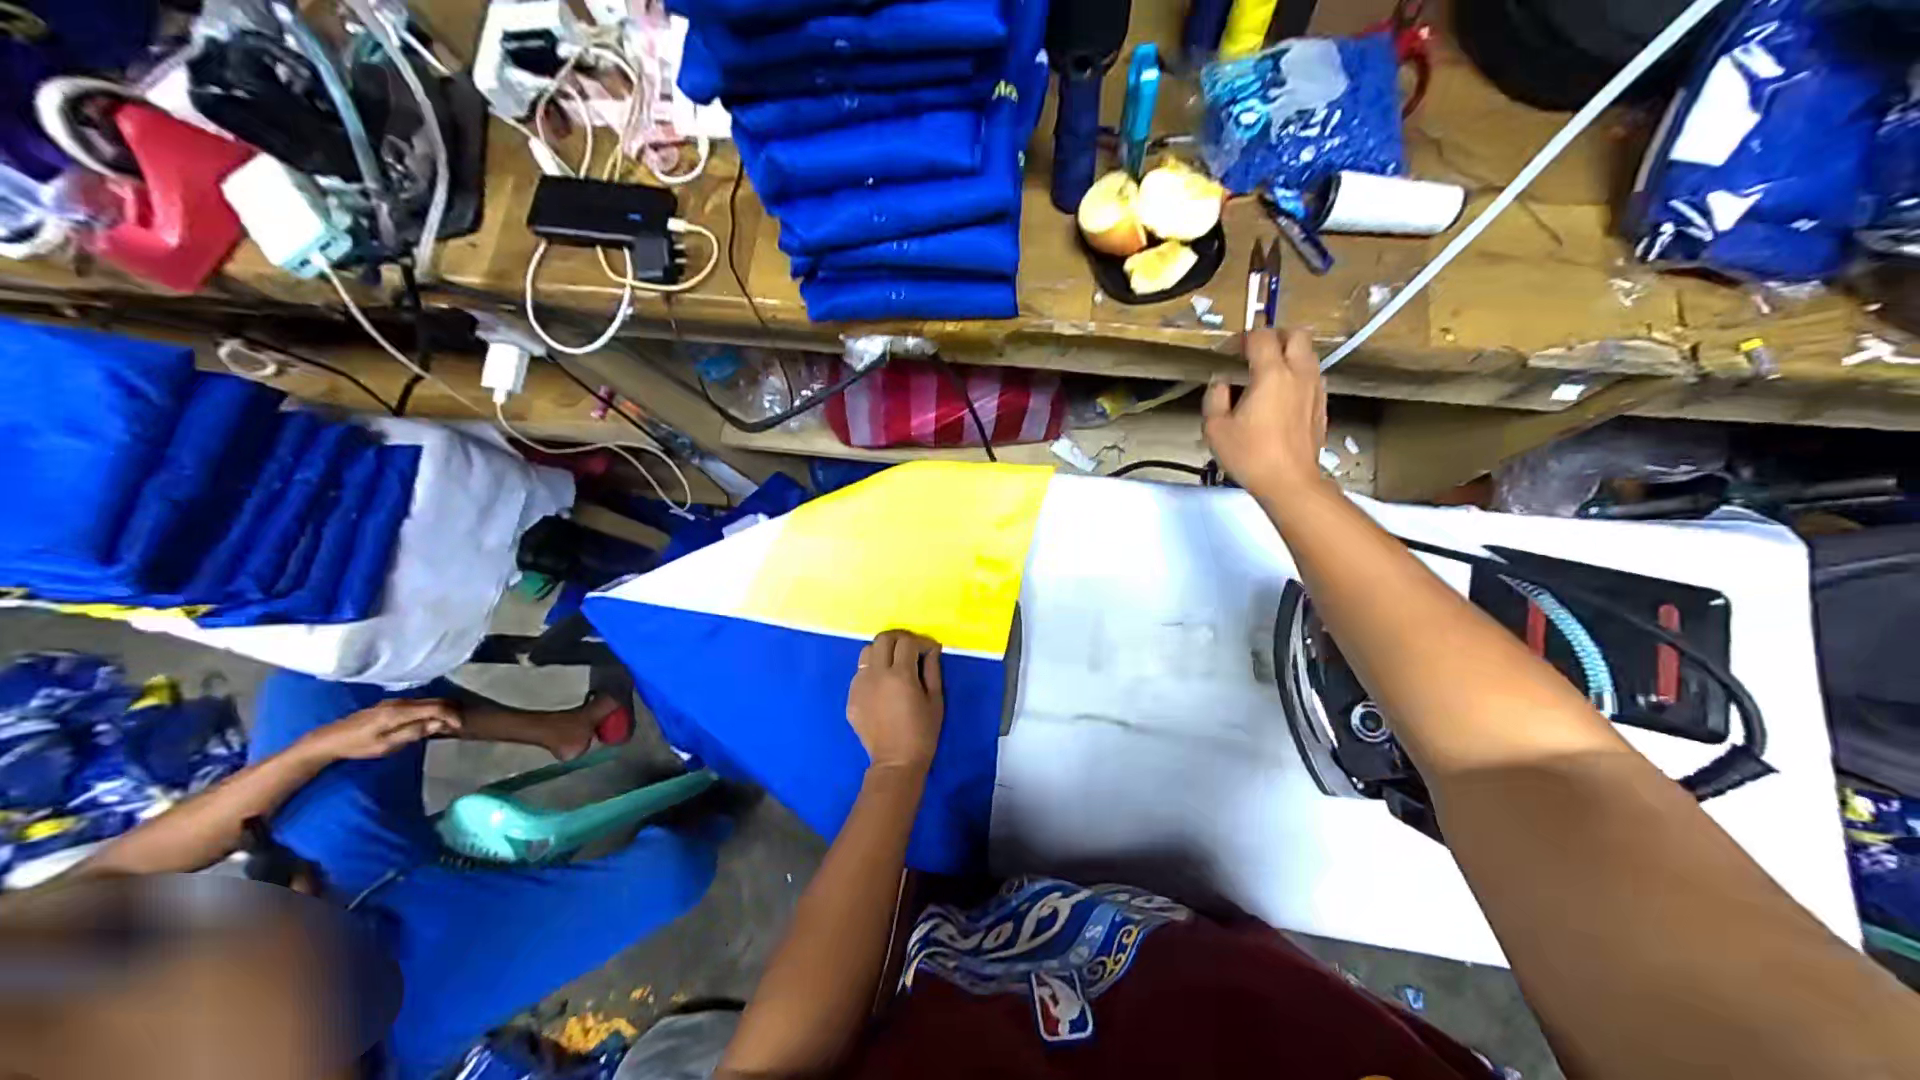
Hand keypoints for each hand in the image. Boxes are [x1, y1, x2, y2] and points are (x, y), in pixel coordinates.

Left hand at [296, 699, 462, 762]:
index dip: (451, 716)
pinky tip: (429, 719)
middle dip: (450, 711)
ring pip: (426, 701)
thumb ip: (413, 732)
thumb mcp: (386, 745)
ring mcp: (393, 701)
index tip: (460, 726)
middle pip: (433, 701)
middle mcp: (399, 702)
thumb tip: (438, 723)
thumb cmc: (357, 746)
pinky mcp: (389, 704)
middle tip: (458, 724)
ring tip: (447, 723)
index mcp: (400, 711)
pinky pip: (417, 704)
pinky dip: (429, 710)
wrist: (328, 740)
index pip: (435, 708)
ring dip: (440, 710)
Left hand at [846, 631, 943, 774]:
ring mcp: (859, 685)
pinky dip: (873, 671)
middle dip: (899, 638)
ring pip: (866, 653)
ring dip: (882, 652)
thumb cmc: (922, 733)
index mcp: (900, 675)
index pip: (907, 642)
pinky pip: (860, 674)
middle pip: (882, 639)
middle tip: (911, 649)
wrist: (895, 762)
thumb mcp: (935, 700)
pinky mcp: (851, 697)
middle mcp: (876, 675)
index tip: (929, 649)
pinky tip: (883, 686)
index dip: (921, 641)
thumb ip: (932, 670)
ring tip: (894, 664)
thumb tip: (932, 649)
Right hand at [1203, 328, 1330, 500]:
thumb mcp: (1215, 428)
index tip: (1230, 351)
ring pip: (1308, 354)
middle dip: (1276, 336)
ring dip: (1289, 354)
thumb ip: (1214, 398)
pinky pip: (1313, 376)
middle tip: (1256, 351)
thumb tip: (1221, 383)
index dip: (1243, 338)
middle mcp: (1298, 374)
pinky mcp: (1321, 405)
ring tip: (1269, 372)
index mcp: (1271, 374)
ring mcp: (1315, 389)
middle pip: (1296, 334)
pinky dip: (1298, 375)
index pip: (1262, 337)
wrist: (1290, 482)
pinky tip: (1282, 395)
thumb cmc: (1250, 455)